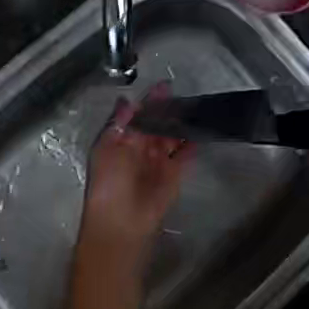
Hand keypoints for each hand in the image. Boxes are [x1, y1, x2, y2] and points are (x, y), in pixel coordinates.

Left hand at [81, 84, 191, 253]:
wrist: (122, 222)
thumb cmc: (109, 184)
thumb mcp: (106, 148)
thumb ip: (119, 123)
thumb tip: (127, 100)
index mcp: (120, 142)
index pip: (138, 116)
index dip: (150, 102)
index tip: (164, 86)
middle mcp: (140, 150)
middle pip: (156, 124)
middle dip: (168, 110)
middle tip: (184, 93)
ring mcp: (158, 162)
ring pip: (172, 137)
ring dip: (181, 124)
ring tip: (196, 107)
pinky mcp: (175, 174)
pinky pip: (185, 155)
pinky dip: (193, 143)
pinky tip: (202, 129)